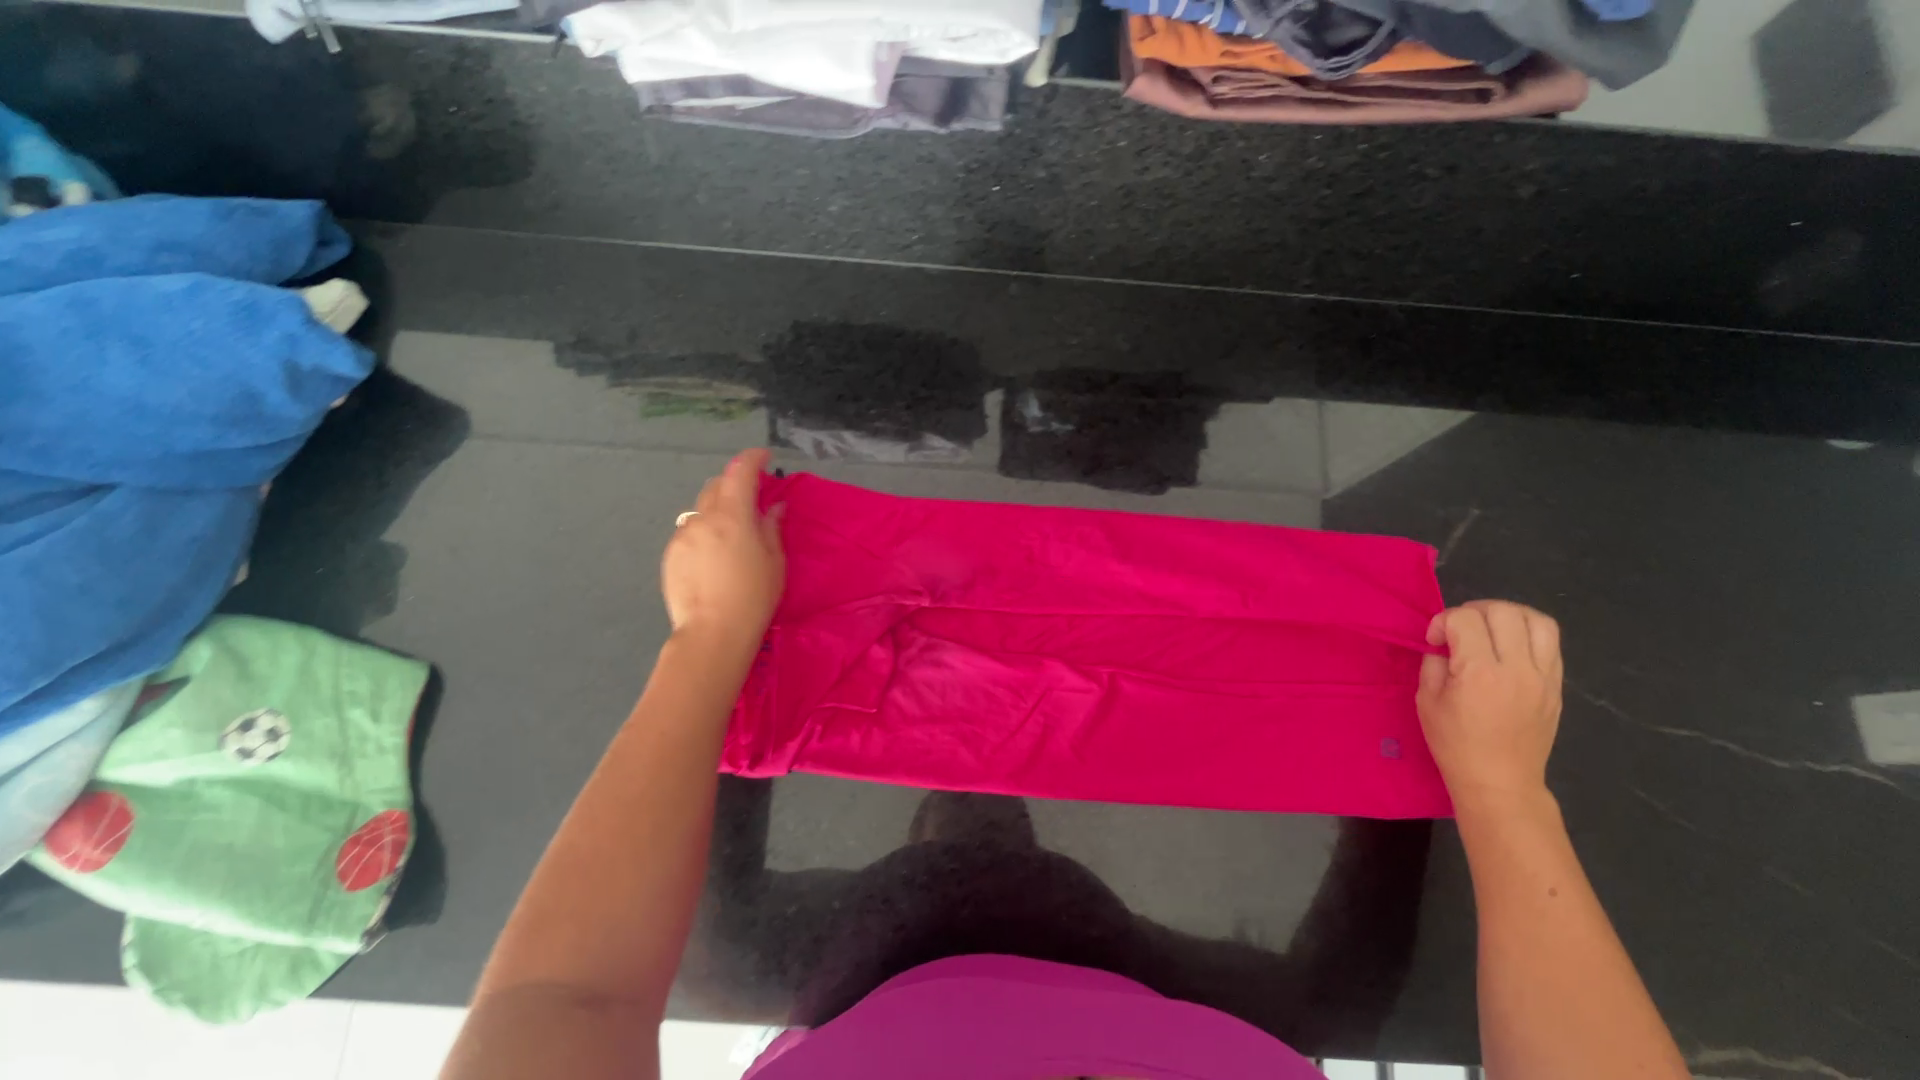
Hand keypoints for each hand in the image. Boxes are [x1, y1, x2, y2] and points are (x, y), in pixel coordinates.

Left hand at [661, 449, 783, 645]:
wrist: (712, 634)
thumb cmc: (754, 599)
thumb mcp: (774, 563)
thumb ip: (771, 528)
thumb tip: (773, 506)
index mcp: (733, 516)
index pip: (740, 472)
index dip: (753, 459)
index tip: (765, 457)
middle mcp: (703, 519)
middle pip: (716, 486)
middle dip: (734, 484)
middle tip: (752, 498)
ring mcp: (682, 536)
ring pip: (701, 511)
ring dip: (718, 511)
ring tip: (732, 534)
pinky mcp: (670, 556)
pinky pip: (689, 534)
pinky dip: (703, 534)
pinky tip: (714, 558)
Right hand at [1416, 600, 1563, 813]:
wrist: (1500, 782)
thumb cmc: (1455, 745)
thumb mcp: (1427, 702)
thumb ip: (1434, 663)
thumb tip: (1442, 643)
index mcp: (1479, 673)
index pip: (1464, 619)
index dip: (1443, 621)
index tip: (1434, 640)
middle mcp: (1517, 669)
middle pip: (1503, 611)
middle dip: (1474, 611)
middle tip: (1460, 629)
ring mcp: (1543, 677)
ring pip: (1537, 620)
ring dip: (1509, 615)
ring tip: (1491, 628)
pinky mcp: (1557, 685)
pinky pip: (1550, 643)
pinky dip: (1528, 634)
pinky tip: (1510, 647)